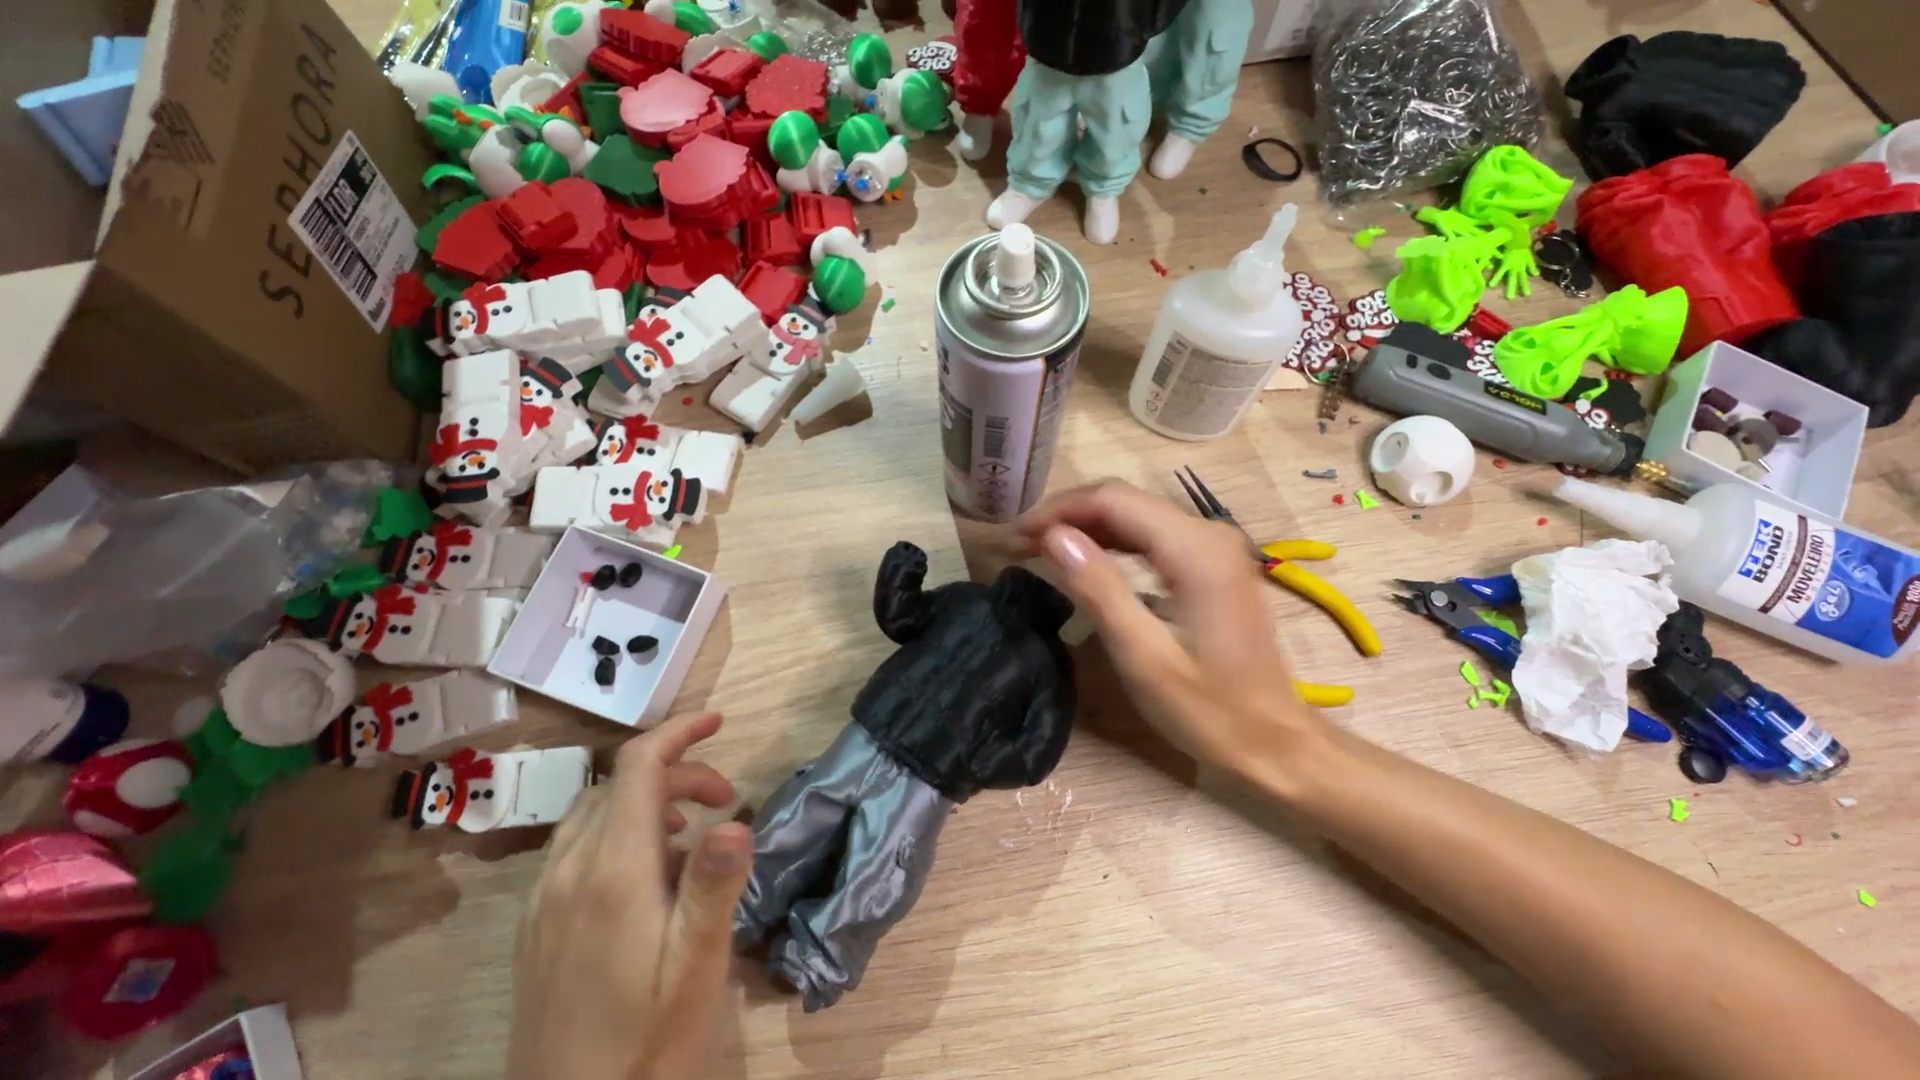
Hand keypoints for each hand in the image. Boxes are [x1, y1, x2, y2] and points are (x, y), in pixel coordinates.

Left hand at [507, 712, 750, 1079]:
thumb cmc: (646, 1039)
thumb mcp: (696, 966)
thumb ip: (712, 887)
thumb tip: (736, 820)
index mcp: (612, 870)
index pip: (639, 767)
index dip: (679, 732)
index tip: (720, 721)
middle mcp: (568, 870)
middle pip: (619, 785)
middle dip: (676, 773)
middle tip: (727, 801)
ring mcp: (542, 898)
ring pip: (592, 813)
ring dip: (643, 801)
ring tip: (688, 832)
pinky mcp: (533, 925)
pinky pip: (573, 848)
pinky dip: (615, 832)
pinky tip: (641, 876)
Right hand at [1013, 481, 1332, 780]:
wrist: (1274, 741)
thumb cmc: (1209, 710)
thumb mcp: (1144, 657)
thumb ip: (1099, 590)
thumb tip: (1053, 537)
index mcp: (1195, 550)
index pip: (1112, 500)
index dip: (1057, 511)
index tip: (1014, 537)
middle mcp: (1209, 534)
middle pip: (1124, 501)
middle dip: (1067, 516)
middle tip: (1018, 545)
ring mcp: (1215, 547)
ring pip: (1137, 515)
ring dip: (1086, 527)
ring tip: (1039, 550)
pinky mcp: (1213, 564)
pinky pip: (1153, 536)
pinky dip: (1113, 542)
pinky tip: (1085, 561)